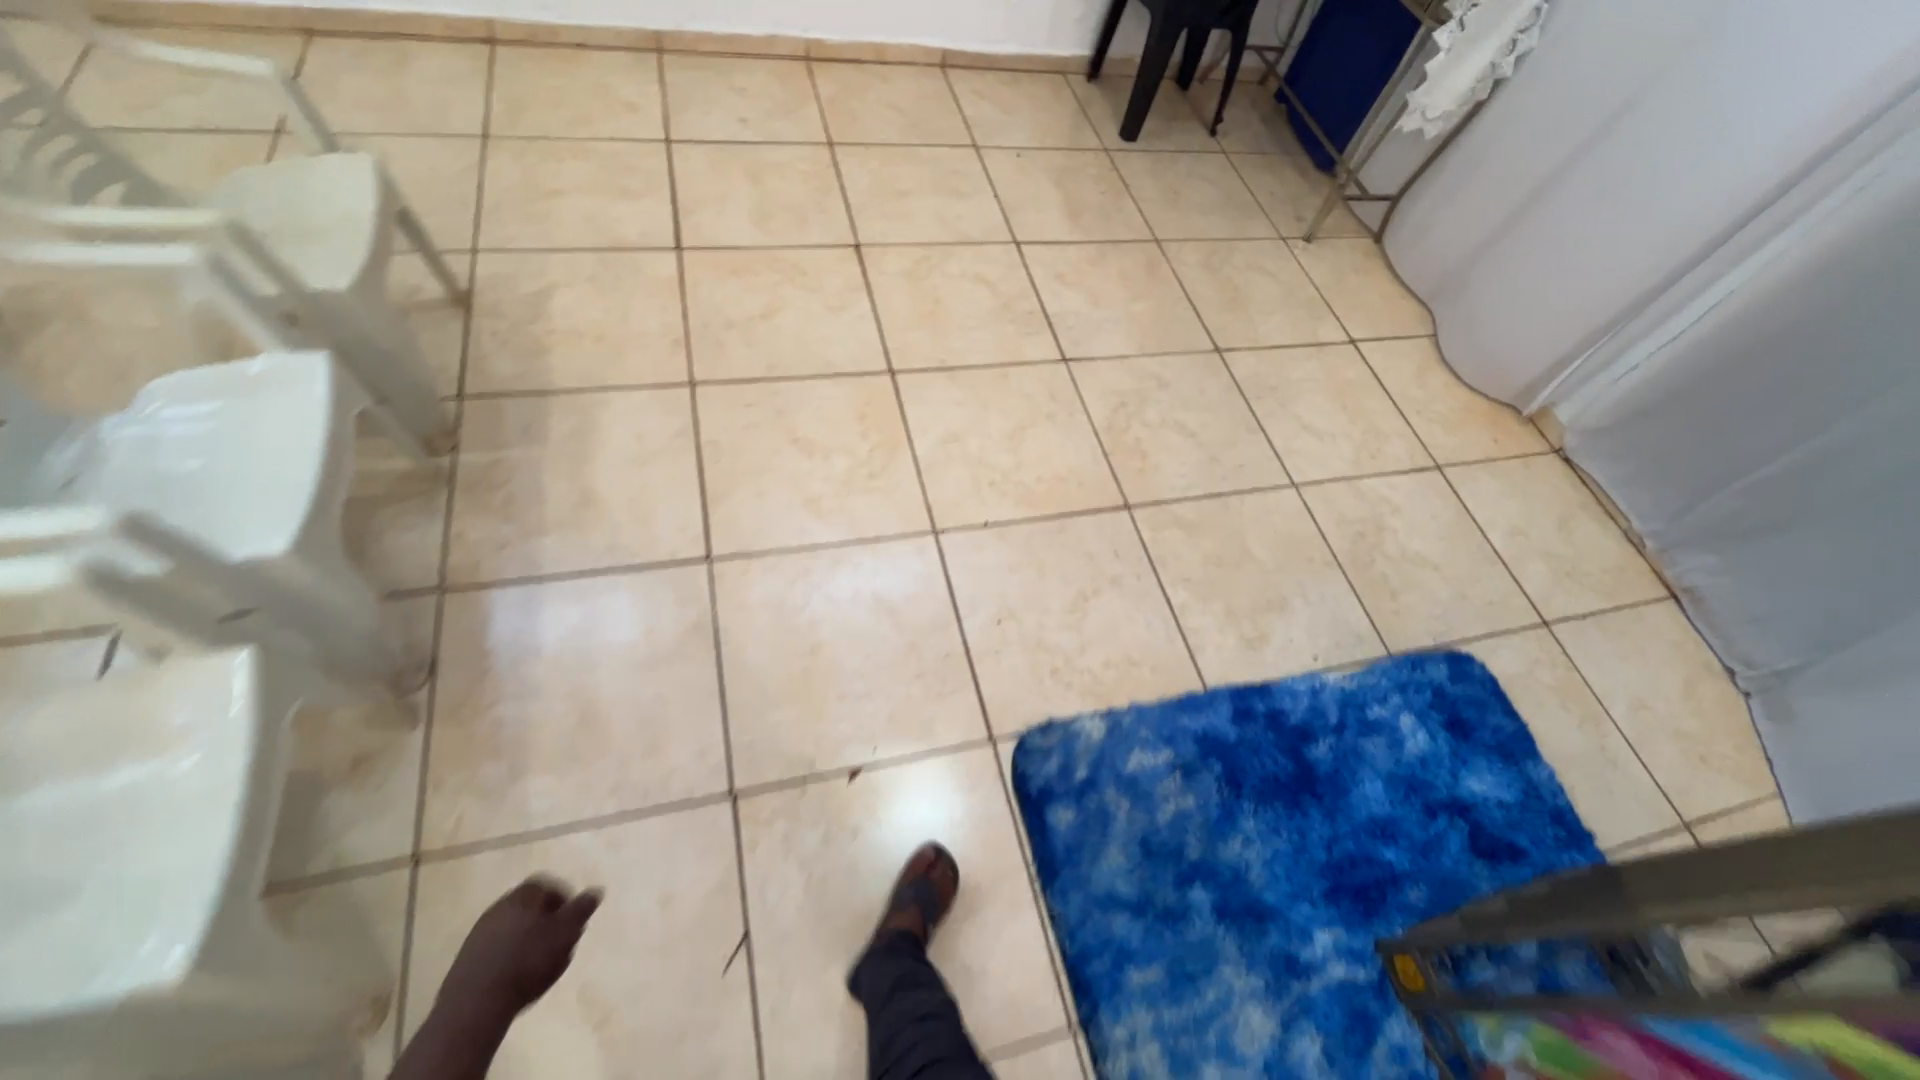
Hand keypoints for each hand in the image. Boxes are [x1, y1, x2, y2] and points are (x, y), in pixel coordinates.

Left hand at [435, 875, 602, 1024]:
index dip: (563, 897)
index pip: (545, 884)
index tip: (573, 917)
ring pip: (511, 925)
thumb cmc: (529, 962)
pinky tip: (518, 972)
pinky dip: (510, 953)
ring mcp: (479, 932)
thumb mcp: (566, 934)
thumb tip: (597, 890)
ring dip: (527, 937)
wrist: (476, 1002)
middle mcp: (498, 907)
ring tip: (541, 959)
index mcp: (522, 896)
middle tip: (561, 937)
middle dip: (546, 918)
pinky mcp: (467, 957)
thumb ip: (581, 910)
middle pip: (527, 904)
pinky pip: (496, 946)